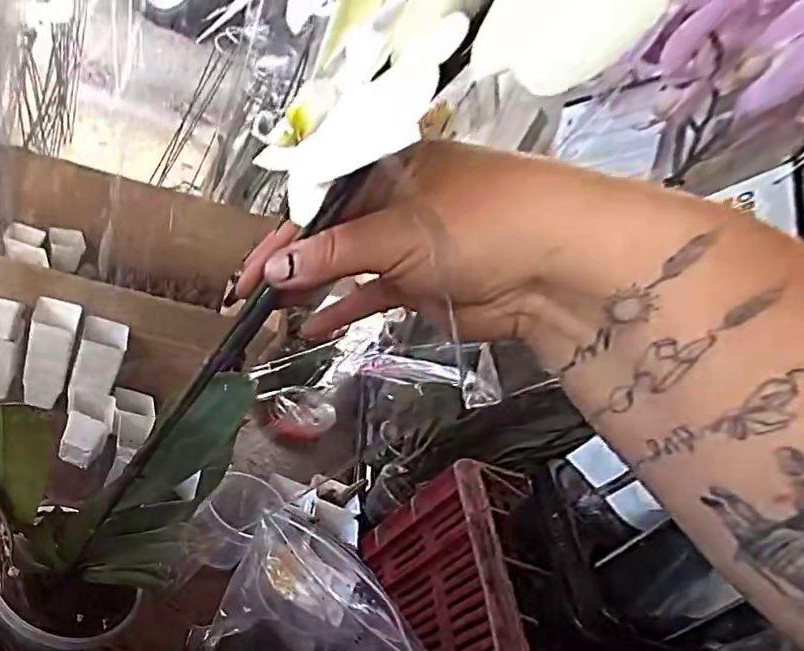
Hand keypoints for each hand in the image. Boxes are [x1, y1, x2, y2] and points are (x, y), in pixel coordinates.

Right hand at [233, 142, 619, 346]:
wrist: (554, 268)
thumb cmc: (484, 225)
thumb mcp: (397, 232)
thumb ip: (331, 253)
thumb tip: (275, 271)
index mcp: (386, 170)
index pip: (315, 202)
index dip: (278, 239)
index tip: (249, 274)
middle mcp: (390, 202)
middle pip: (323, 236)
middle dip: (287, 267)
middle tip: (251, 298)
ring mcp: (401, 243)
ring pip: (340, 266)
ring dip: (309, 290)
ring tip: (274, 313)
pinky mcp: (413, 281)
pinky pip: (365, 295)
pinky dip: (340, 311)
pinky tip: (313, 328)